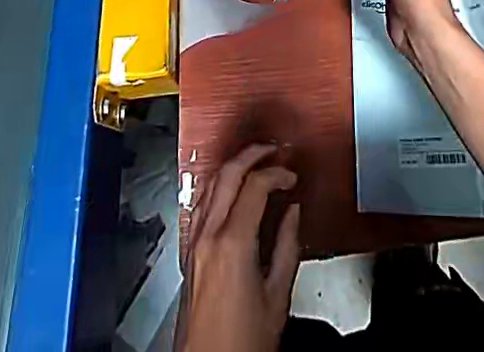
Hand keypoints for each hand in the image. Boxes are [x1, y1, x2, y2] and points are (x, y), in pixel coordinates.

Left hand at [179, 143, 300, 351]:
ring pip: (210, 187)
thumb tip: (293, 214)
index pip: (255, 186)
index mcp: (233, 244)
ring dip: (233, 168)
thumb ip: (288, 247)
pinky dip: (220, 189)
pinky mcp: (190, 256)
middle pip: (226, 175)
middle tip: (272, 150)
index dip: (277, 173)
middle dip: (251, 155)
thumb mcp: (278, 297)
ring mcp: (195, 245)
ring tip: (255, 163)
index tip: (292, 177)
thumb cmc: (241, 344)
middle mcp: (208, 238)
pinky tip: (233, 193)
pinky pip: (203, 207)